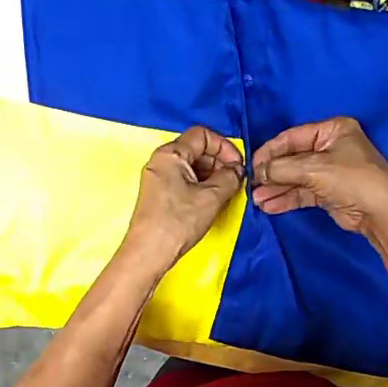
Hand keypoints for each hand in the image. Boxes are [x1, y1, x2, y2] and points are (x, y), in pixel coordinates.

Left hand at [124, 127, 242, 269]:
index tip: (238, 166)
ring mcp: (159, 177)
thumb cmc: (178, 221)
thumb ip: (230, 177)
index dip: (225, 147)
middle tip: (235, 181)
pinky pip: (186, 179)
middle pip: (197, 149)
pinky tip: (213, 200)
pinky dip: (203, 185)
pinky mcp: (161, 193)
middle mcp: (161, 160)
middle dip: (220, 161)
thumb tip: (237, 170)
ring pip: (193, 165)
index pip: (202, 135)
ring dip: (213, 175)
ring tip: (227, 193)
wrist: (150, 251)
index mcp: (171, 154)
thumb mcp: (212, 197)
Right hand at [251, 117, 387, 233]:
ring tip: (256, 200)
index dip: (270, 150)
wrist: (381, 212)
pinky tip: (270, 206)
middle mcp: (331, 147)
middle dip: (272, 173)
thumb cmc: (351, 179)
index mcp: (333, 130)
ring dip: (277, 188)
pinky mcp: (330, 193)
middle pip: (293, 158)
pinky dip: (287, 198)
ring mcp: (331, 171)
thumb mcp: (314, 169)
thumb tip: (256, 172)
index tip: (252, 164)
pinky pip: (303, 193)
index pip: (293, 137)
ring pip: (297, 178)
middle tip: (250, 184)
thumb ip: (282, 168)